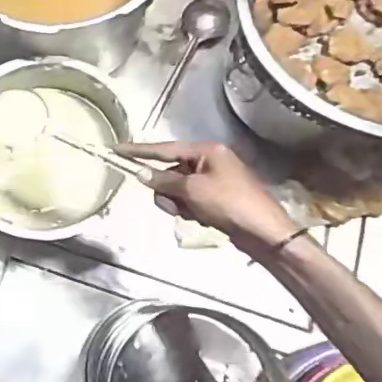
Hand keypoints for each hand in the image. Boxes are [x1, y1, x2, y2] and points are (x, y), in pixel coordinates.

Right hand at [117, 141, 300, 255]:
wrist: (263, 232)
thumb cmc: (229, 203)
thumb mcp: (192, 191)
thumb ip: (164, 181)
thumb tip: (142, 174)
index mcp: (207, 150)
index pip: (165, 149)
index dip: (140, 151)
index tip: (118, 149)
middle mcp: (210, 161)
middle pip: (171, 172)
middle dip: (168, 191)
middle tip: (175, 206)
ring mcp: (214, 180)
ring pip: (179, 189)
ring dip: (180, 204)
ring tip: (195, 215)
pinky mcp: (217, 199)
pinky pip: (191, 201)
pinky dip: (192, 211)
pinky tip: (204, 220)